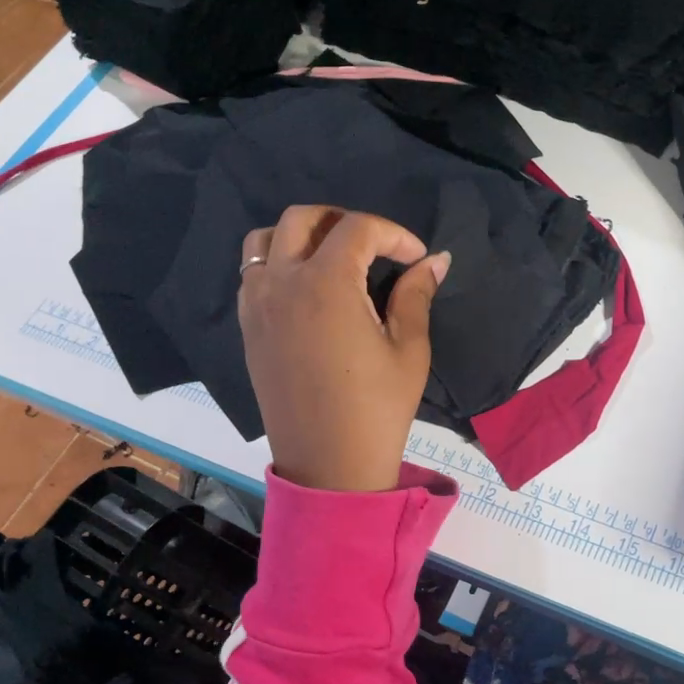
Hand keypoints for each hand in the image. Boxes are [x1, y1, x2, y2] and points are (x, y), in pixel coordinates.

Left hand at [238, 206, 449, 491]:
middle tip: (377, 249)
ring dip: (302, 237)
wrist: (329, 465)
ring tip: (336, 261)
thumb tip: (435, 260)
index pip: (357, 228)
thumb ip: (417, 295)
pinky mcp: (248, 328)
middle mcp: (282, 282)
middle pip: (303, 219)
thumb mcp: (410, 350)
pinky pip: (253, 274)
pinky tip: (310, 292)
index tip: (417, 258)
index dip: (394, 234)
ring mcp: (257, 305)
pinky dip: (279, 265)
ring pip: (266, 240)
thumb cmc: (378, 408)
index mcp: (326, 284)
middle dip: (345, 222)